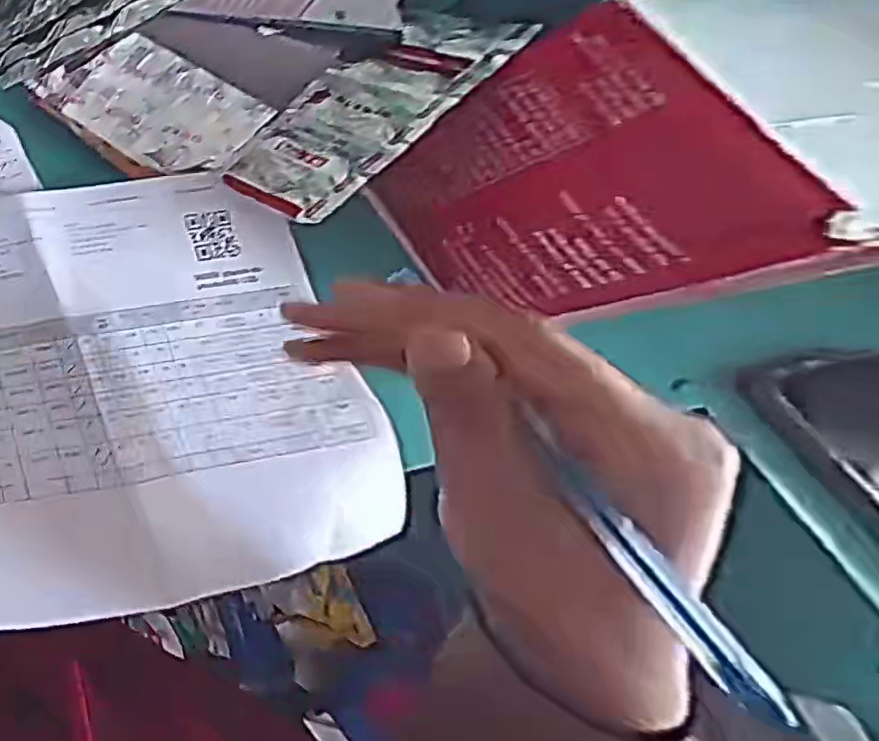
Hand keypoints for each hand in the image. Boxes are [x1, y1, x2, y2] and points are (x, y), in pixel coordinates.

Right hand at [284, 281, 738, 731]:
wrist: (576, 656)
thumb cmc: (546, 595)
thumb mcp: (498, 507)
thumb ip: (469, 416)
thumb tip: (434, 336)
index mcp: (642, 430)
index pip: (517, 338)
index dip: (423, 311)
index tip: (346, 301)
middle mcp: (629, 407)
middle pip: (491, 339)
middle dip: (393, 323)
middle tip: (314, 313)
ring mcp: (592, 411)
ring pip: (475, 352)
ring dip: (391, 340)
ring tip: (319, 335)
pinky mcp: (555, 418)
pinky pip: (478, 375)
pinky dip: (414, 364)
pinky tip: (360, 353)